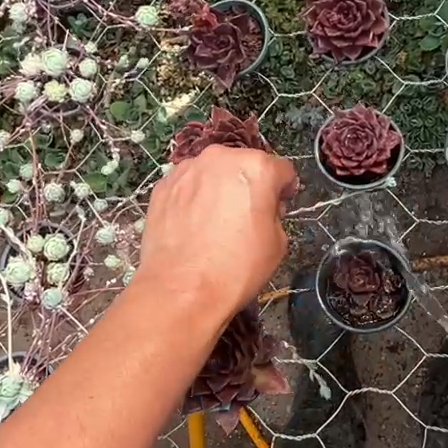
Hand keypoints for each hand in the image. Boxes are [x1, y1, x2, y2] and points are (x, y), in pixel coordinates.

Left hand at [133, 145, 296, 320]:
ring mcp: (188, 169)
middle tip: (247, 217)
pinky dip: (193, 198)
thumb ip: (275, 212)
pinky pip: (188, 186)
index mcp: (256, 167)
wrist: (182, 289)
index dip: (283, 189)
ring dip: (218, 189)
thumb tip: (264, 207)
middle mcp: (221, 158)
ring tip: (216, 224)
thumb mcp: (278, 243)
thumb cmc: (234, 268)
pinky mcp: (164, 185)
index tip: (279, 204)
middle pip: (244, 166)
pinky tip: (194, 226)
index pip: (281, 170)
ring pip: (213, 173)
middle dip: (248, 186)